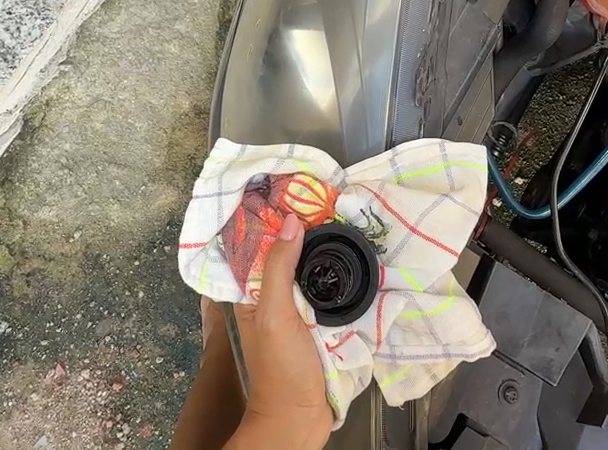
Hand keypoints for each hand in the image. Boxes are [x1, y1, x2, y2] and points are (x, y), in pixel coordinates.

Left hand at [234, 214, 331, 448]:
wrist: (301, 420)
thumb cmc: (280, 369)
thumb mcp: (275, 315)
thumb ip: (280, 269)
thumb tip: (292, 220)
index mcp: (252, 291)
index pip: (261, 242)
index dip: (275, 214)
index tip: (297, 186)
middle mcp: (272, 294)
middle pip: (287, 251)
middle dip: (305, 225)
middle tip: (331, 195)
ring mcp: (296, 308)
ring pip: (309, 267)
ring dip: (325, 247)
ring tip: (347, 216)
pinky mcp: (318, 321)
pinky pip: (326, 288)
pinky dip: (337, 272)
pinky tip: (354, 256)